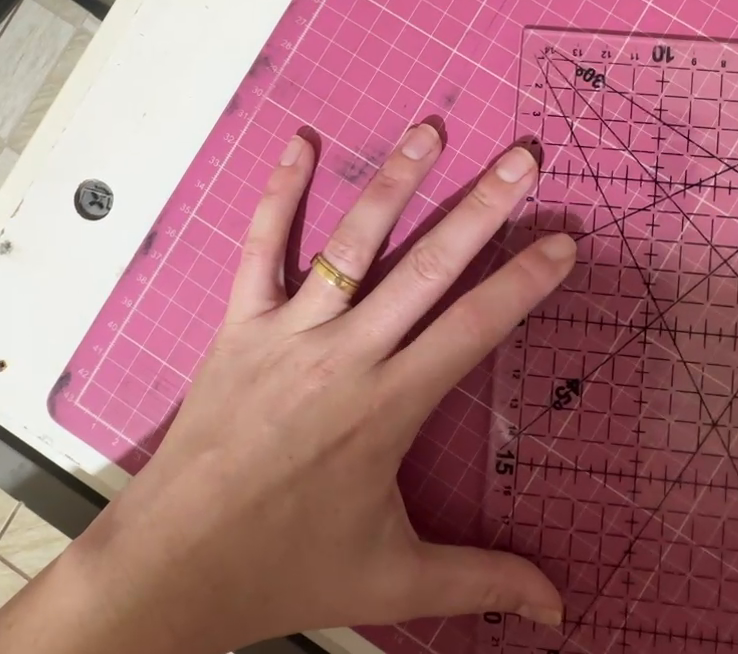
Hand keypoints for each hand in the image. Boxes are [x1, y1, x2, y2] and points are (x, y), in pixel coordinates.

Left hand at [0, 125, 572, 653]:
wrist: (175, 563)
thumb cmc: (286, 565)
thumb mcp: (394, 577)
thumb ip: (481, 580)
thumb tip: (558, 609)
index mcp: (390, 405)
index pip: (475, 327)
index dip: (525, 280)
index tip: (562, 238)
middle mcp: (347, 353)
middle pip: (427, 266)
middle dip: (480, 207)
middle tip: (520, 158)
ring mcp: (290, 331)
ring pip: (352, 242)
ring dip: (395, 183)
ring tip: (429, 132)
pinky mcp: (240, 324)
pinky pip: (262, 247)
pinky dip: (280, 193)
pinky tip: (300, 144)